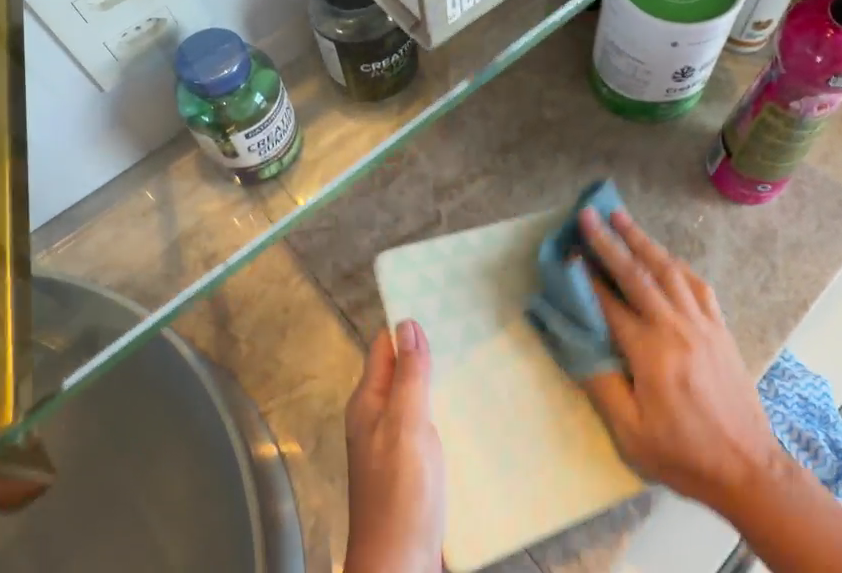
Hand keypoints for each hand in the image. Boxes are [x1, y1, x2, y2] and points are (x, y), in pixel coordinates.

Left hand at [344, 320, 444, 572]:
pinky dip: (444, 406)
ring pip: (415, 396)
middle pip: (399, 369)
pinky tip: (469, 405)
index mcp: (368, 403)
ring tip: (474, 354)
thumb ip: (408, 377)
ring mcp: (393, 444)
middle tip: (465, 322)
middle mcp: (376, 418)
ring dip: (437, 377)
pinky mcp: (411, 465)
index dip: (405, 323)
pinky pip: (426, 422)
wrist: (400, 565)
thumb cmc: (401, 495)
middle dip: (425, 347)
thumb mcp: (406, 426)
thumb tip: (406, 324)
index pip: (383, 347)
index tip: (437, 297)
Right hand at [577, 205, 791, 510]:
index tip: (567, 252)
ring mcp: (703, 324)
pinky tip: (665, 256)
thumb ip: (601, 385)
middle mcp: (678, 327)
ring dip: (643, 241)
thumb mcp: (631, 433)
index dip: (586, 277)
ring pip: (669, 270)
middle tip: (588, 213)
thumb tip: (576, 343)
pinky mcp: (720, 329)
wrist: (747, 467)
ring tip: (621, 217)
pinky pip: (696, 284)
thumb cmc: (683, 455)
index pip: (611, 304)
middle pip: (638, 274)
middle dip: (610, 242)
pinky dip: (676, 264)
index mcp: (652, 352)